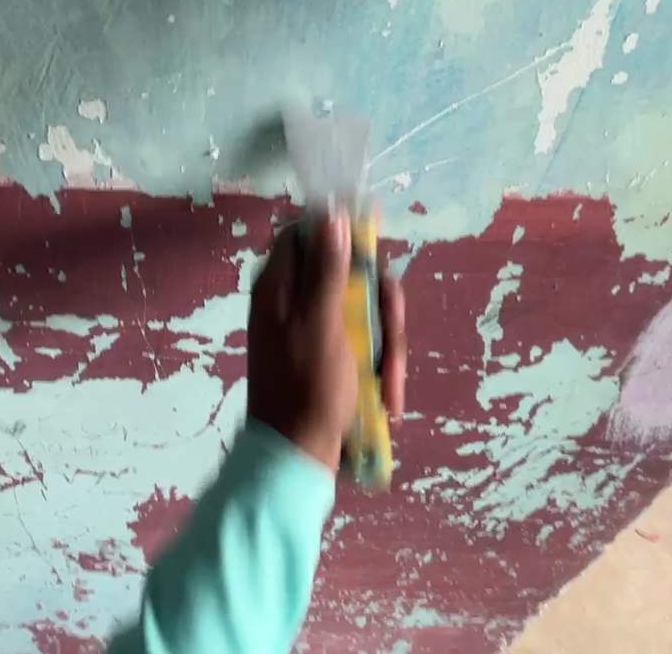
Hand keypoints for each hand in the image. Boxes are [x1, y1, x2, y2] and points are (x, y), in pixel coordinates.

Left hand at [246, 213, 407, 469]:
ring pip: (359, 311)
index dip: (337, 232)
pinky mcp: (326, 355)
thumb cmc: (306, 386)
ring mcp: (309, 329)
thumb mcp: (321, 323)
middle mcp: (290, 300)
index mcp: (278, 285)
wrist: (296, 455)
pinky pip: (358, 343)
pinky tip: (386, 397)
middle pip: (344, 274)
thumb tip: (331, 214)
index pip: (304, 235)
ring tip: (392, 384)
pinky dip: (376, 365)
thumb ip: (326, 269)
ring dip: (385, 345)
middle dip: (377, 304)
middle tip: (394, 333)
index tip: (372, 246)